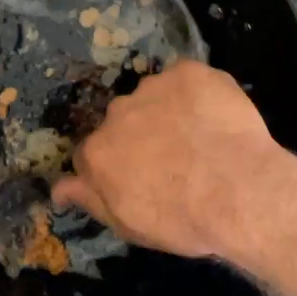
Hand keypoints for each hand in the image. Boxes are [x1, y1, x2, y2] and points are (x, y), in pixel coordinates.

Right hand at [51, 60, 281, 258]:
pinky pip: (186, 79)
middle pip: (124, 120)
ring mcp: (153, 87)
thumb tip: (58, 187)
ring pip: (155, 97)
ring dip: (169, 112)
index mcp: (98, 150)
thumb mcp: (129, 224)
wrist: (239, 190)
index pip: (94, 151)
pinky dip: (197, 94)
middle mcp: (117, 112)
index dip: (119, 163)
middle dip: (143, 135)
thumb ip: (90, 199)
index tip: (142, 177)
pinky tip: (216, 117)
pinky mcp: (187, 71)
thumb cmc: (184, 219)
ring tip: (201, 139)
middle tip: (175, 159)